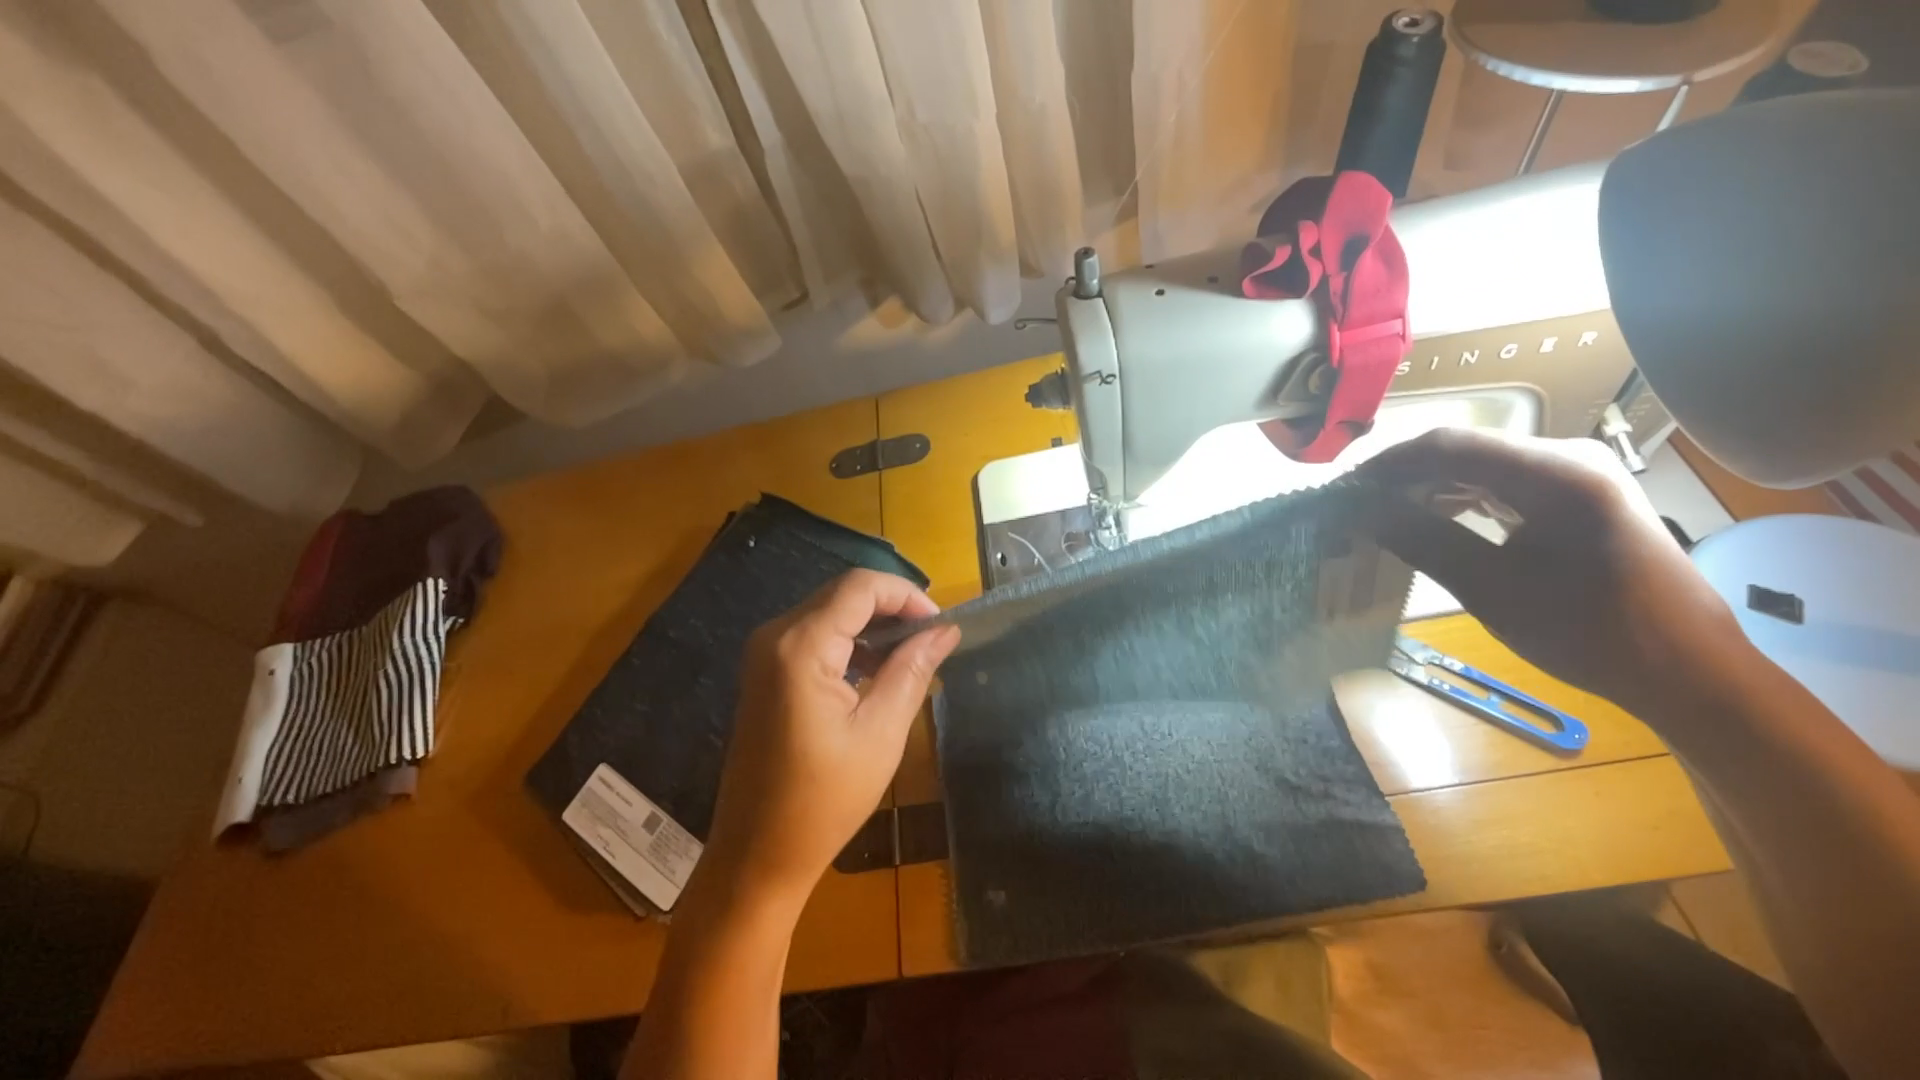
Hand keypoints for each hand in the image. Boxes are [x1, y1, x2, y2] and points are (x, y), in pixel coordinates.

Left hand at [700, 571, 960, 909]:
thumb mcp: (880, 734)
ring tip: (912, 657)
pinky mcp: (764, 674)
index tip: (941, 624)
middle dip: (891, 607)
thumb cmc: (823, 800)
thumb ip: (911, 671)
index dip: (905, 594)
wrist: (756, 853)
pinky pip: (812, 637)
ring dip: (871, 625)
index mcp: (800, 647)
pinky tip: (876, 672)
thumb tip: (945, 630)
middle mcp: (774, 637)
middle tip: (932, 639)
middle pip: (841, 594)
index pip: (859, 587)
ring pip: (828, 613)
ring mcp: (763, 655)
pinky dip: (848, 644)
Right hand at [1357, 428, 1746, 716]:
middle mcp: (1569, 458)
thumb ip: (1422, 540)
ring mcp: (1579, 476)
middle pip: (1465, 453)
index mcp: (1556, 472)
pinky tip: (1430, 522)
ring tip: (1381, 518)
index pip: (1448, 446)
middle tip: (1354, 510)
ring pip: (1482, 470)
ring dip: (1430, 492)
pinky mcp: (1580, 498)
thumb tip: (1361, 511)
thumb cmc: (1592, 634)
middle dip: (1404, 480)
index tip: (1341, 493)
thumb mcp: (1492, 589)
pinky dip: (1463, 503)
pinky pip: (1506, 487)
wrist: (1688, 671)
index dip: (1386, 466)